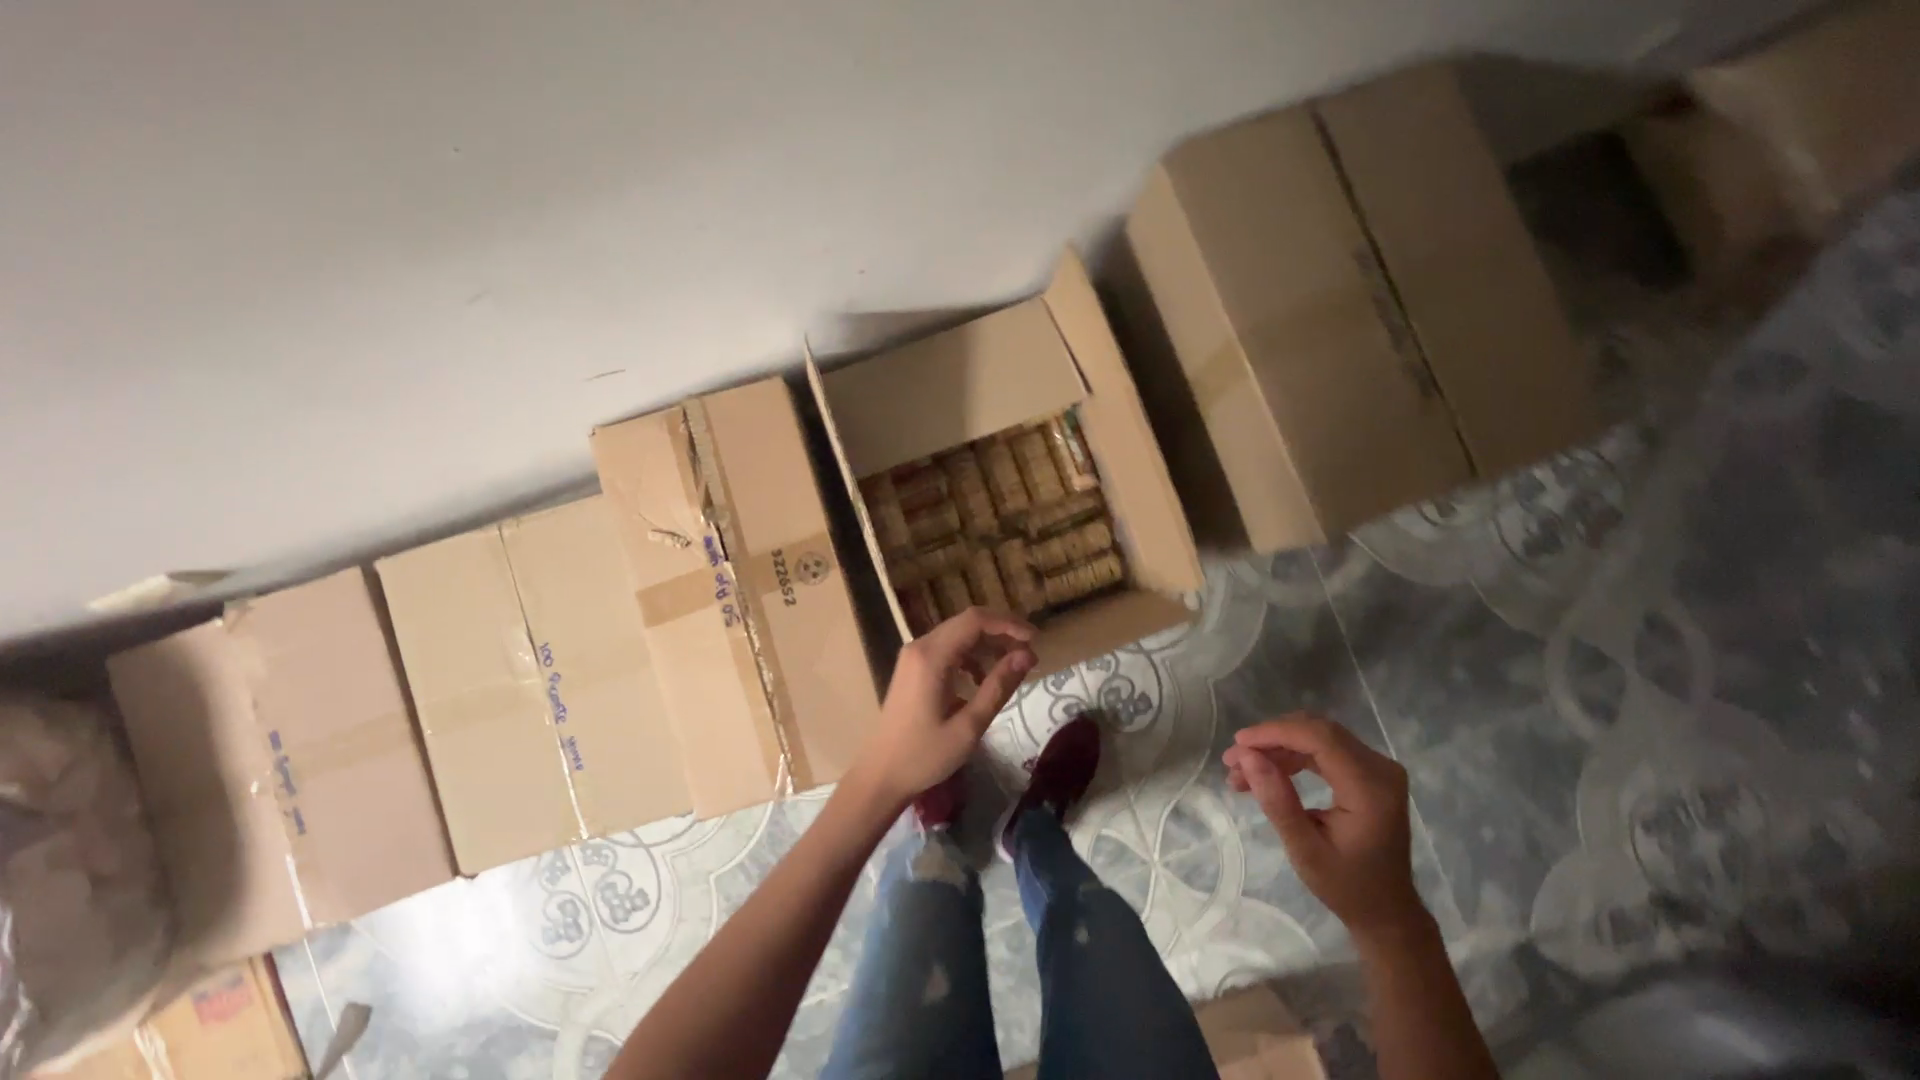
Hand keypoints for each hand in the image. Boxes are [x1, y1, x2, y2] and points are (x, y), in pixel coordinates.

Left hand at [855, 607, 1035, 809]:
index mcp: (931, 656)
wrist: (881, 775)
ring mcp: (913, 656)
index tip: (1035, 640)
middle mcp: (919, 647)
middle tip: (1029, 655)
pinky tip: (982, 682)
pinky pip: (947, 650)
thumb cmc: (925, 755)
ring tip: (1013, 668)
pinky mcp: (912, 668)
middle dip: (1001, 633)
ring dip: (987, 646)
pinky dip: (970, 657)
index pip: (975, 620)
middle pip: (967, 623)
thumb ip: (998, 687)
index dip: (1008, 624)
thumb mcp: (969, 726)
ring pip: (958, 635)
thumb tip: (1027, 656)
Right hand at [1223, 713, 1427, 938]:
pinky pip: (1326, 750)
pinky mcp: (1370, 773)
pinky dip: (1293, 756)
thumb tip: (1247, 757)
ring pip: (1319, 737)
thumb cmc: (1346, 886)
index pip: (1320, 739)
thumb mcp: (1305, 850)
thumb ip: (1278, 801)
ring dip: (1278, 748)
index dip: (1275, 734)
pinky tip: (1268, 773)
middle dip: (1271, 739)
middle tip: (1233, 761)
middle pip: (1319, 731)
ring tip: (1242, 772)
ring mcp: (1378, 768)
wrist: (1386, 910)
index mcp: (1370, 788)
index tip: (1237, 745)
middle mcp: (1381, 768)